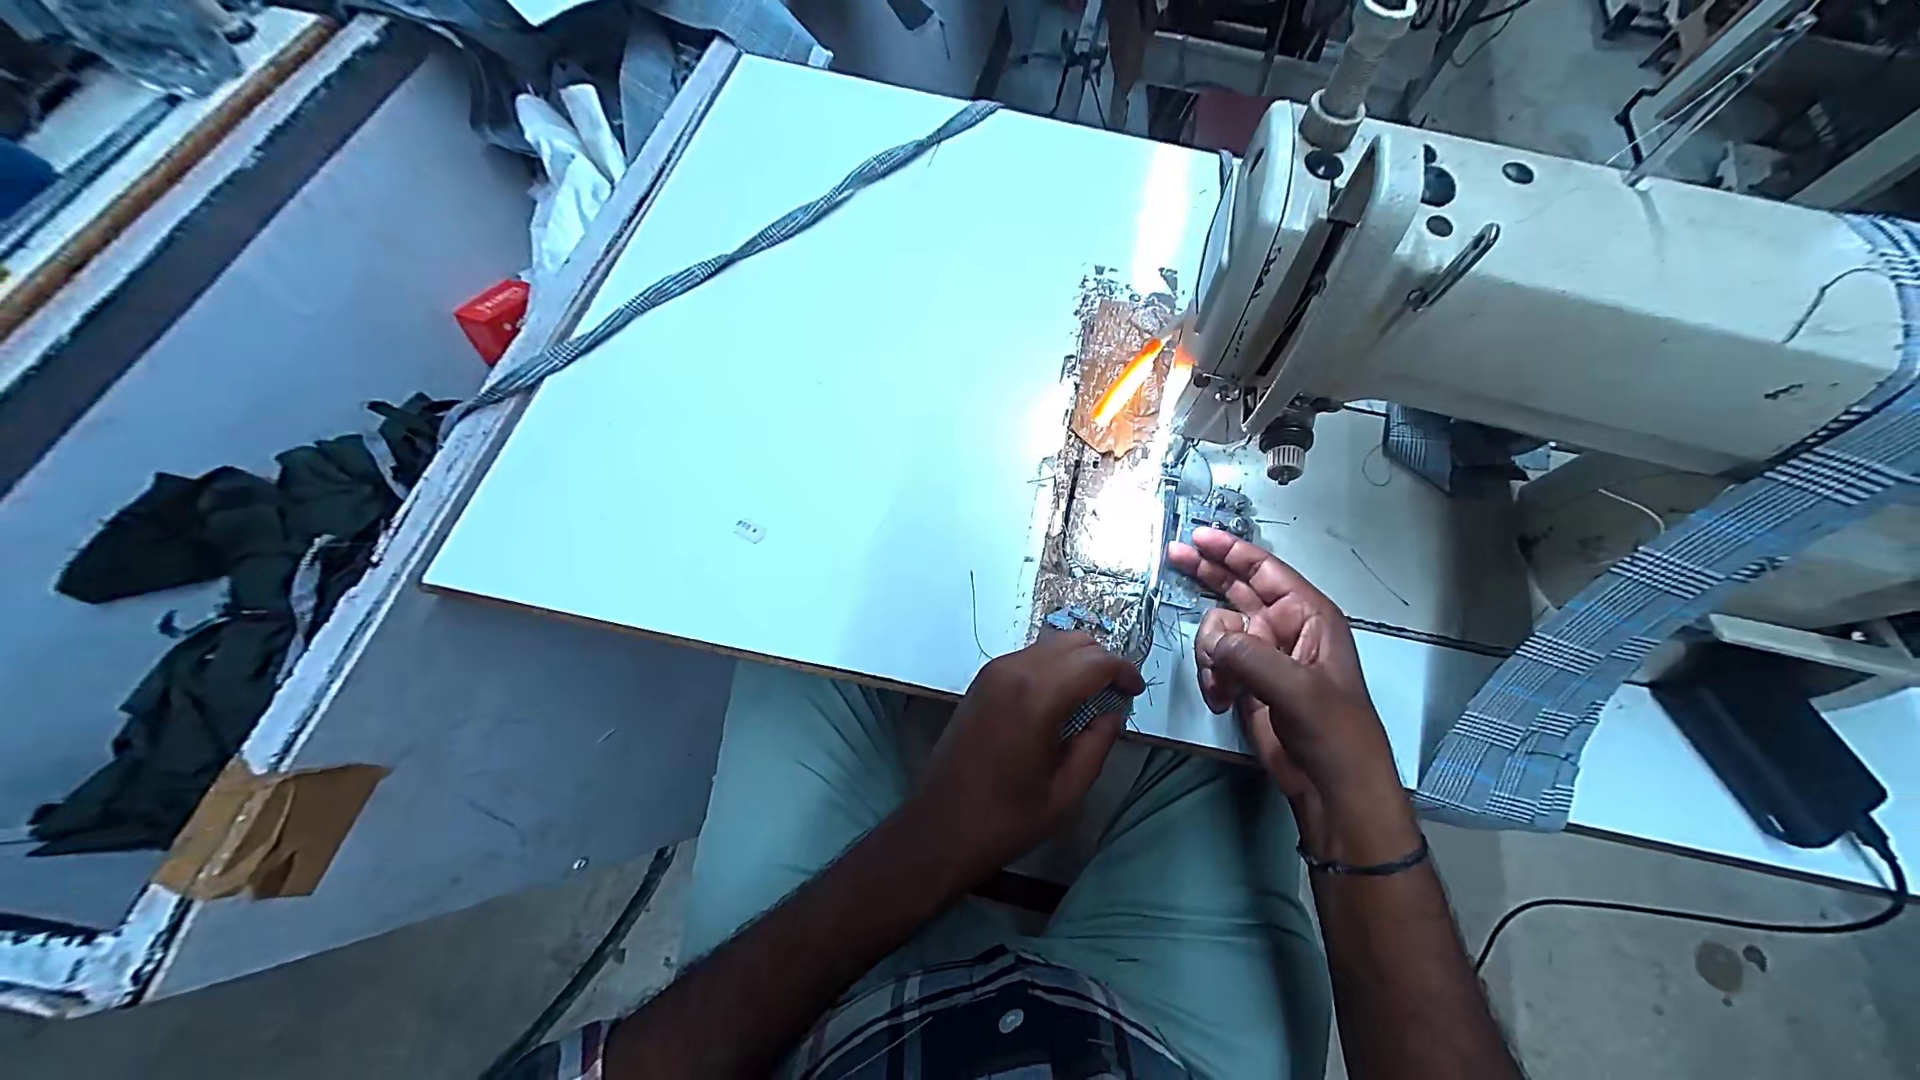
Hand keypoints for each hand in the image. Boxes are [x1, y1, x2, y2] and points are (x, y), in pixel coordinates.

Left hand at [902, 632, 1143, 885]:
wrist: (941, 824)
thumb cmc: (1007, 817)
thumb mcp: (1067, 791)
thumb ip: (1097, 743)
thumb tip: (1113, 713)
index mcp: (1037, 695)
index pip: (1095, 661)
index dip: (1124, 671)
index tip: (1136, 692)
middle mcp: (1014, 670)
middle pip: (1074, 642)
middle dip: (1102, 662)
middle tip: (1117, 695)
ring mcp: (993, 671)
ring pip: (1050, 644)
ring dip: (1077, 662)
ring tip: (1091, 698)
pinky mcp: (982, 679)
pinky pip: (1028, 657)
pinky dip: (1052, 666)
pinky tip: (1058, 699)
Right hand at [1167, 527, 1418, 863]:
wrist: (1331, 787)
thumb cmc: (1333, 732)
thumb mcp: (1298, 689)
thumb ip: (1250, 655)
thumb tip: (1210, 639)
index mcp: (1309, 618)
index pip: (1266, 572)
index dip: (1231, 551)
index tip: (1198, 537)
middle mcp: (1284, 629)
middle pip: (1237, 589)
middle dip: (1207, 575)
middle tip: (1175, 556)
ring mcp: (1263, 656)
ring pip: (1216, 633)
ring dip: (1210, 656)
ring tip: (1221, 685)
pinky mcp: (1246, 682)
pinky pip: (1214, 663)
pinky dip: (1211, 678)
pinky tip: (1222, 699)